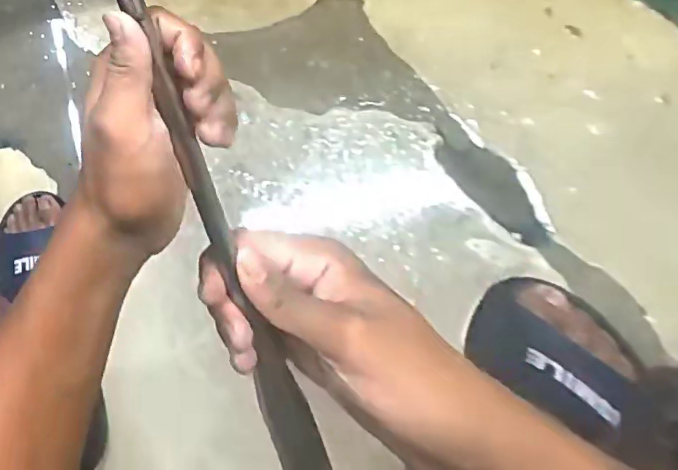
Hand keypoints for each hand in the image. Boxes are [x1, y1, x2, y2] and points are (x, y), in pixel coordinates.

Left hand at [73, 7, 236, 259]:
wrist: (128, 230)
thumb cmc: (122, 178)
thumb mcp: (123, 121)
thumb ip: (126, 68)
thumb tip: (116, 12)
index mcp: (121, 66)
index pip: (158, 25)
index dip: (183, 40)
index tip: (190, 73)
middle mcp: (143, 74)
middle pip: (189, 47)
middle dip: (204, 76)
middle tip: (197, 111)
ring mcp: (166, 97)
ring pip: (206, 74)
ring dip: (216, 102)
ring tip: (209, 135)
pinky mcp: (185, 121)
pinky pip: (214, 102)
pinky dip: (222, 120)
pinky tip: (216, 144)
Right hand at [198, 232, 470, 429]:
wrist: (459, 434)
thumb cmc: (409, 377)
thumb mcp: (347, 338)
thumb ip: (288, 300)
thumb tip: (236, 255)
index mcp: (318, 259)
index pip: (250, 241)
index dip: (225, 265)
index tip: (218, 305)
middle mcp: (306, 275)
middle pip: (243, 269)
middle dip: (229, 300)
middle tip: (238, 343)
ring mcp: (305, 309)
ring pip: (247, 300)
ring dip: (235, 325)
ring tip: (245, 359)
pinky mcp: (305, 340)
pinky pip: (262, 329)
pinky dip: (248, 343)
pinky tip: (251, 364)